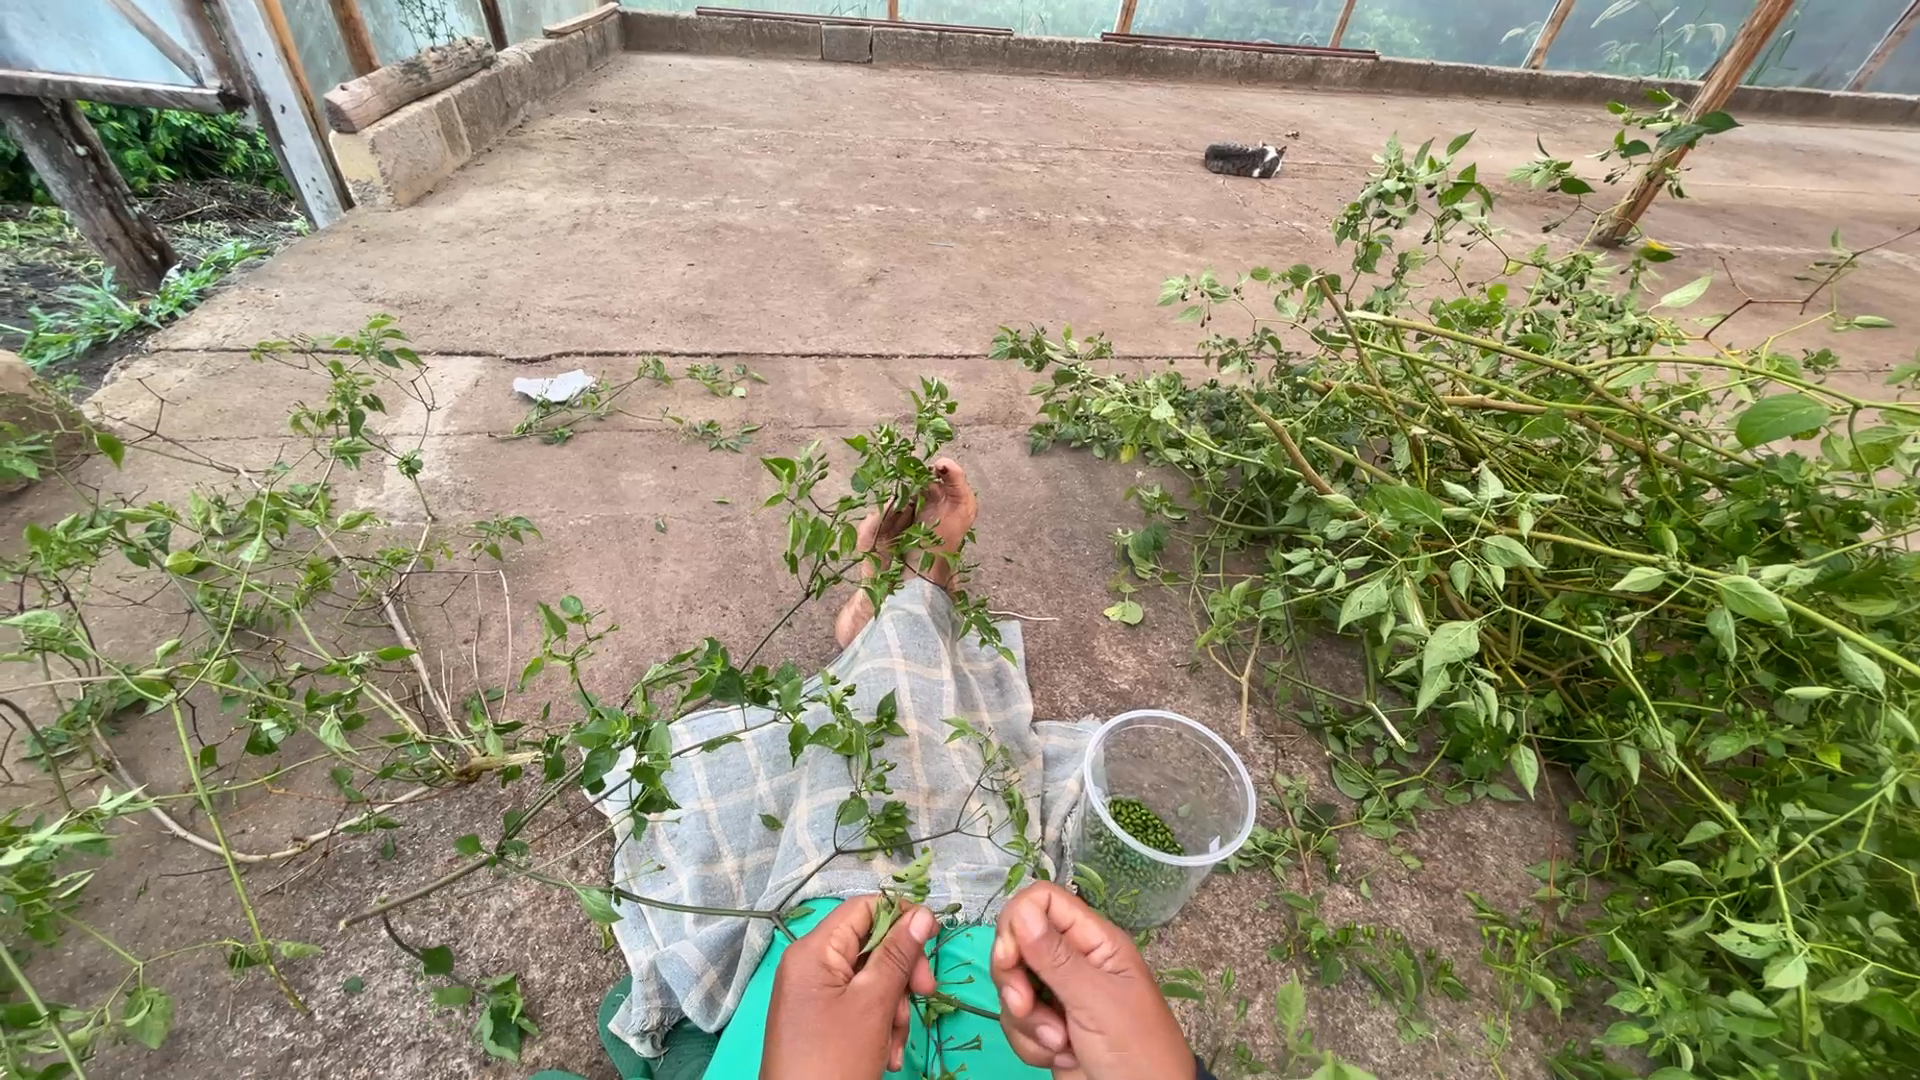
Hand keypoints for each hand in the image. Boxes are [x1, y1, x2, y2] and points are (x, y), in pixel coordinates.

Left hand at [763, 895, 938, 1078]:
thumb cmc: (834, 1061)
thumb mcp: (873, 1004)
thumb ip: (899, 954)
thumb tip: (923, 913)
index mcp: (814, 951)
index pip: (863, 909)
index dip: (901, 916)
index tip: (933, 937)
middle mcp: (810, 965)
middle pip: (870, 945)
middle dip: (901, 972)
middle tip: (926, 993)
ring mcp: (814, 995)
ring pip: (870, 979)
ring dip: (894, 1007)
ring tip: (896, 1042)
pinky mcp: (821, 1021)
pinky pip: (859, 1005)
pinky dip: (879, 1024)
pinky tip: (887, 1054)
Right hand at [989, 883, 1193, 1079]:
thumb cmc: (1137, 1051)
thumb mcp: (1098, 1003)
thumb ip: (1056, 958)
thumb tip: (1021, 910)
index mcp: (1093, 940)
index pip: (1043, 901)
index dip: (1018, 920)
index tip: (1010, 956)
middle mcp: (1073, 960)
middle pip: (1019, 941)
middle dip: (1014, 977)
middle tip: (1025, 1005)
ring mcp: (1058, 994)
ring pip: (1013, 984)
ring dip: (1027, 1019)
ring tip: (1058, 1043)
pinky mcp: (1047, 1027)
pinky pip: (1017, 1021)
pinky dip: (1029, 1043)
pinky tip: (1058, 1056)